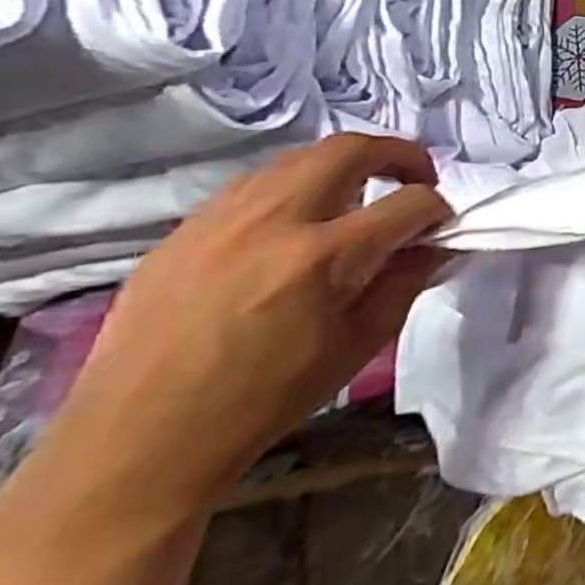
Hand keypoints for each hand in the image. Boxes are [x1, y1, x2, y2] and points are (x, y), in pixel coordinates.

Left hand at [48, 134, 453, 507]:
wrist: (143, 435)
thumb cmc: (267, 397)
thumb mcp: (359, 344)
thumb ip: (405, 282)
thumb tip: (435, 245)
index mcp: (325, 256)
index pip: (409, 202)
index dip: (438, 208)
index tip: (441, 223)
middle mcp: (275, 218)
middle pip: (352, 149)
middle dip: (399, 155)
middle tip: (413, 180)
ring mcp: (223, 216)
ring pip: (301, 158)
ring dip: (345, 168)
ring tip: (355, 202)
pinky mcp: (186, 226)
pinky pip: (256, 184)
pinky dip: (295, 188)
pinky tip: (295, 226)